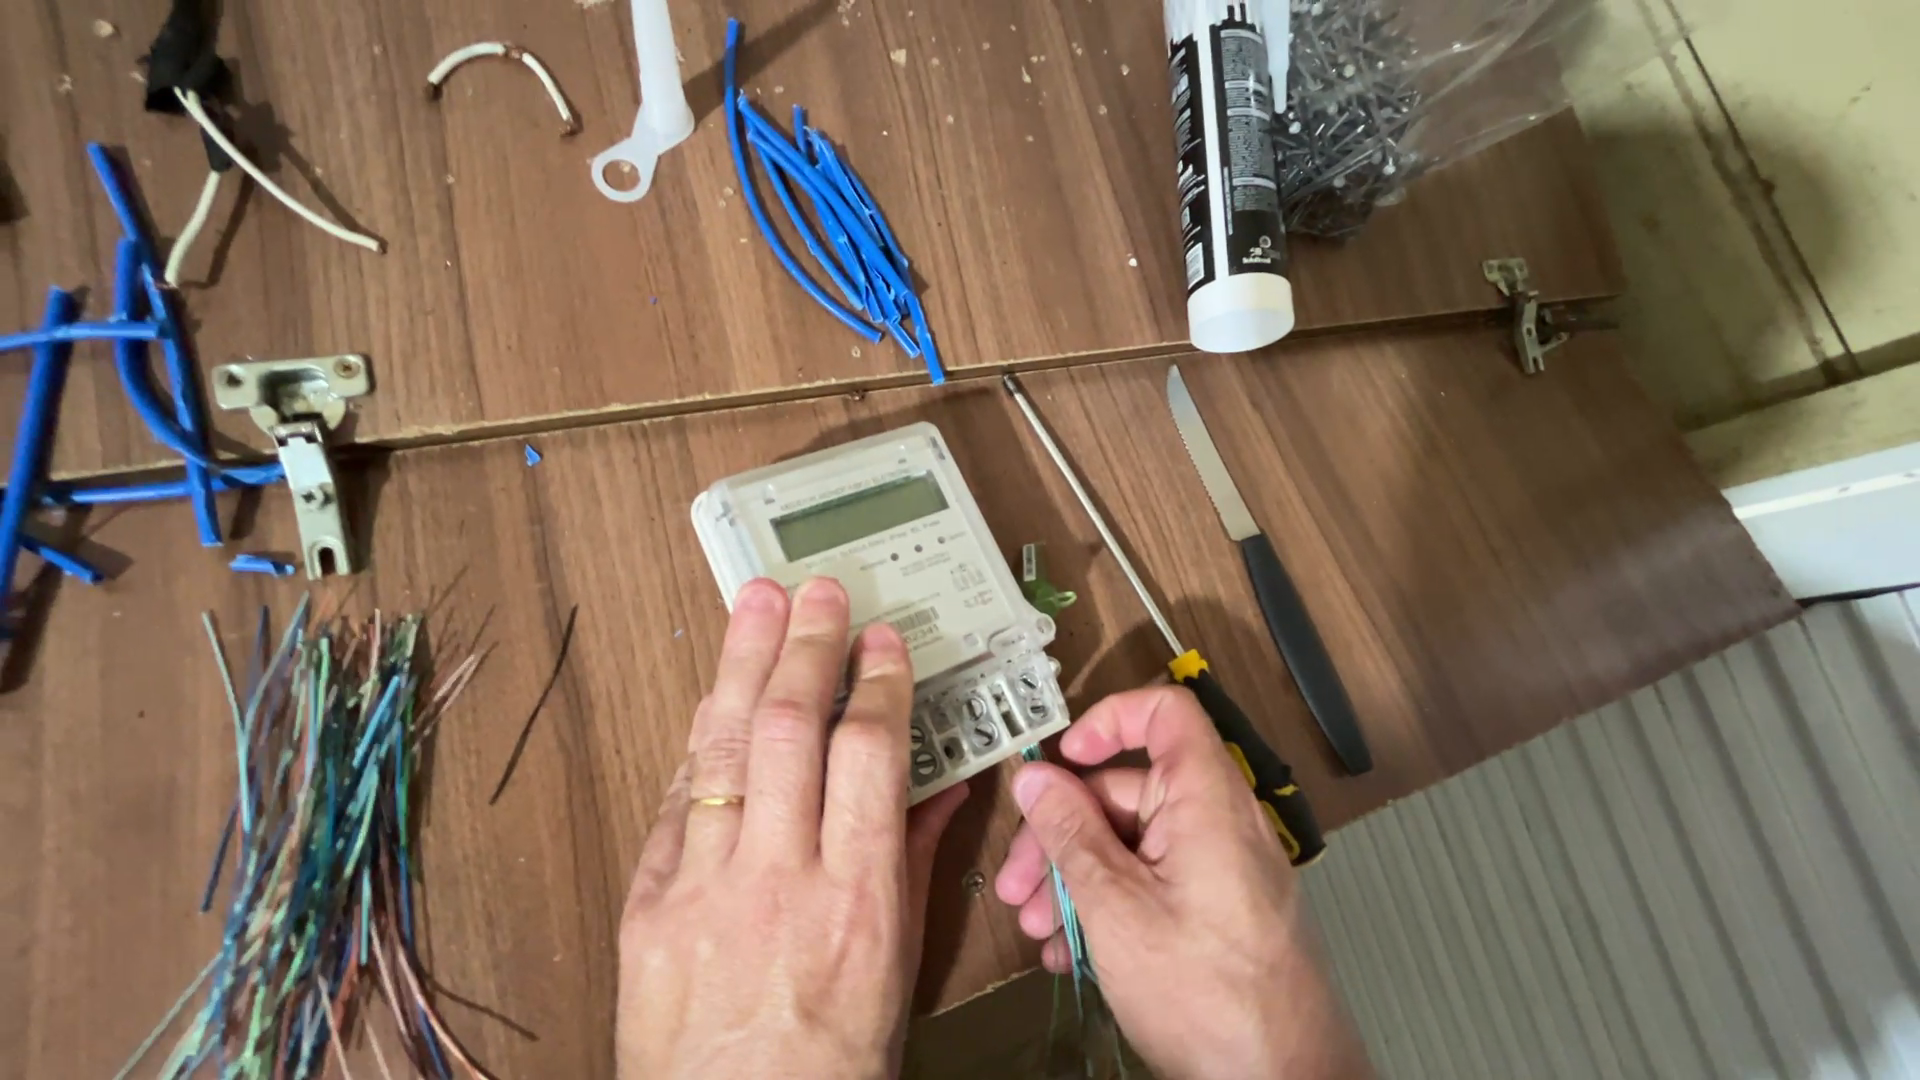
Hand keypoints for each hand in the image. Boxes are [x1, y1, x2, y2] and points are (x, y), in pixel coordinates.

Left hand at [618, 578, 968, 1079]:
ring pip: (724, 746)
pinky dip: (701, 742)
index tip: (881, 641)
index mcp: (857, 896)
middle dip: (805, 647)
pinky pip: (676, 802)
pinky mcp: (647, 904)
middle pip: (790, 729)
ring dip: (741, 662)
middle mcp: (780, 879)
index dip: (876, 683)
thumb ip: (916, 858)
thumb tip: (942, 785)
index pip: (869, 755)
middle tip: (816, 594)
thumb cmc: (833, 1060)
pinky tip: (715, 697)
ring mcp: (703, 888)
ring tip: (754, 605)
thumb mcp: (899, 960)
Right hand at [995, 686, 1371, 1079]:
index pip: (1165, 712)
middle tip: (1016, 882)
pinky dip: (1108, 903)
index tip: (1064, 759)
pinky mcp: (1215, 909)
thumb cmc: (1203, 991)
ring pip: (1130, 842)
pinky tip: (1070, 952)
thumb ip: (1070, 833)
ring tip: (1036, 929)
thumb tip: (1033, 776)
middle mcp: (1215, 820)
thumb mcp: (1116, 907)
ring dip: (1074, 877)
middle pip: (1125, 790)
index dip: (1110, 720)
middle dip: (1061, 831)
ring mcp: (1216, 867)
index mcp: (1205, 797)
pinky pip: (1152, 880)